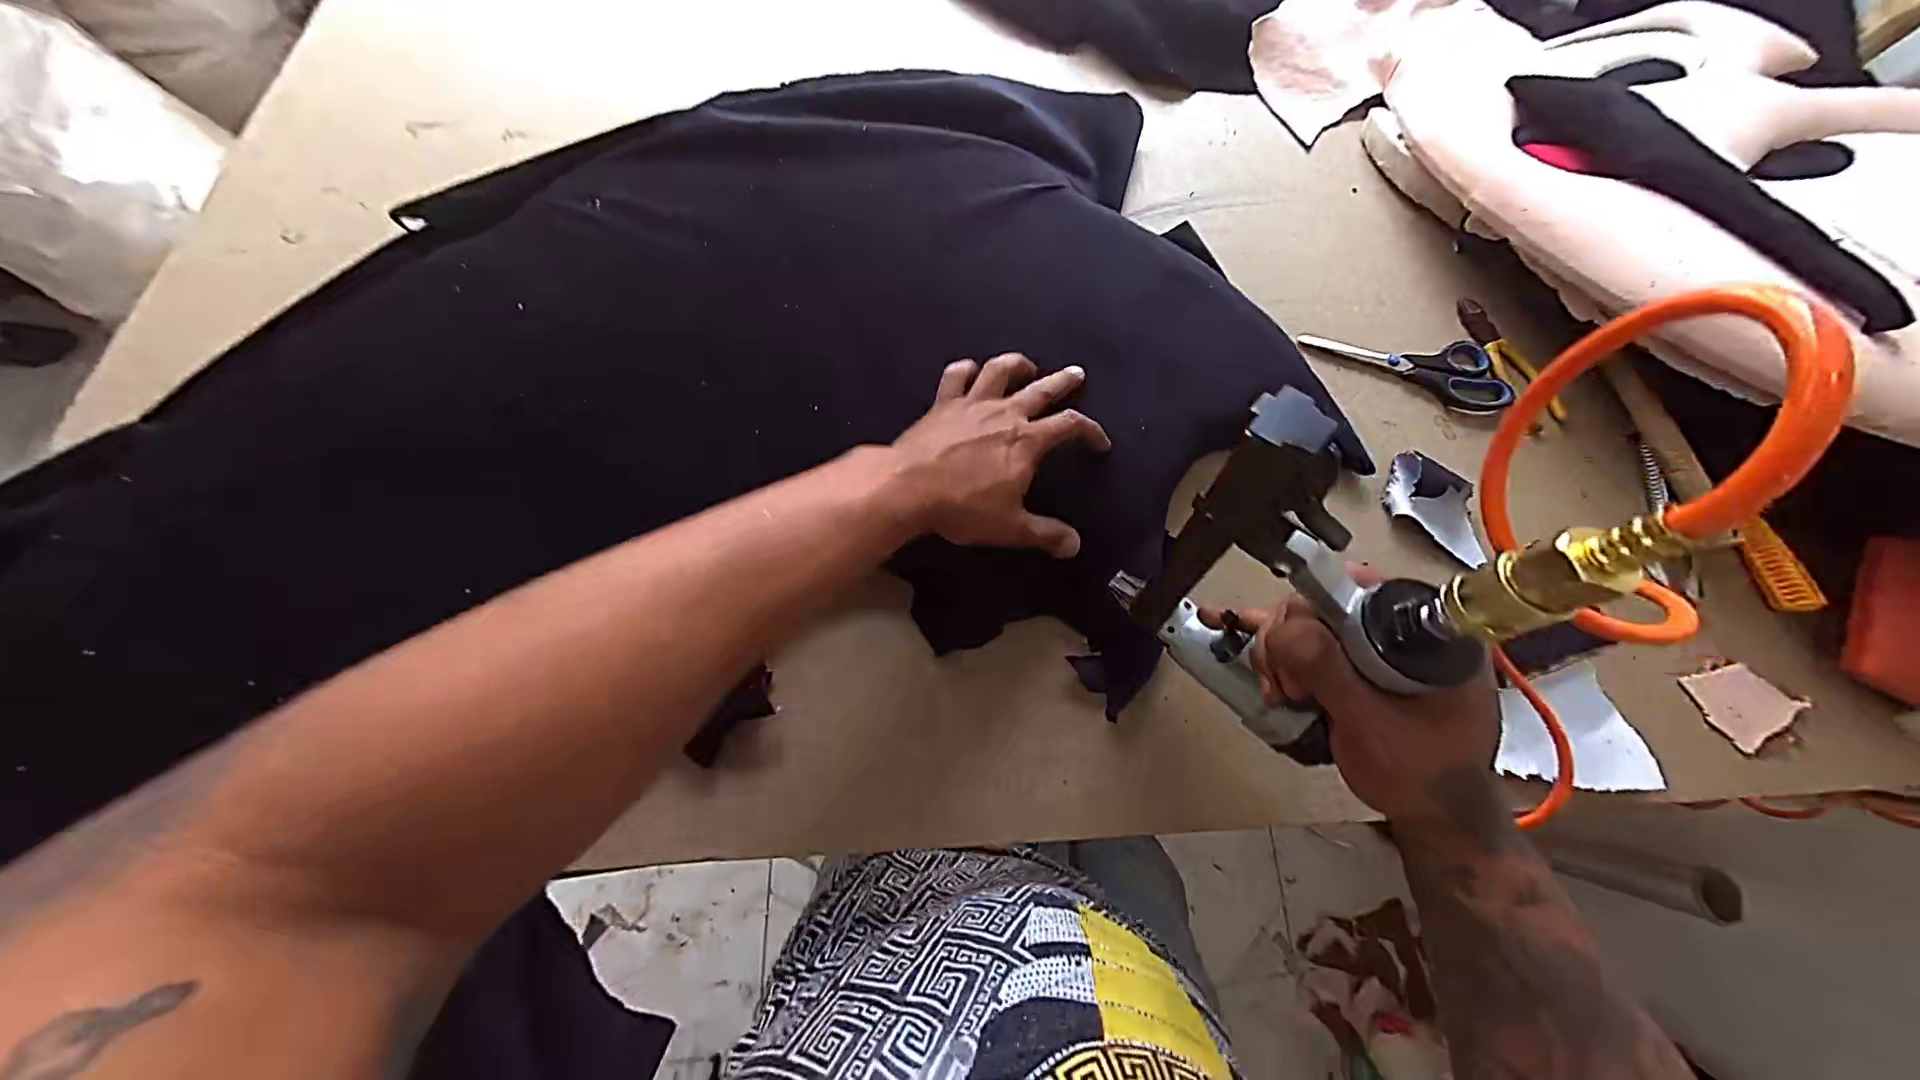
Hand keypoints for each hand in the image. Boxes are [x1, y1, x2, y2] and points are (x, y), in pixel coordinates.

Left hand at [888, 353, 1110, 557]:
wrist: (907, 488)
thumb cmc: (962, 507)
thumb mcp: (1010, 528)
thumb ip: (1045, 534)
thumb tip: (1073, 544)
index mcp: (1026, 441)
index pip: (1070, 425)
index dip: (1090, 430)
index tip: (1098, 441)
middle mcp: (1003, 413)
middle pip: (1042, 388)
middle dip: (1063, 381)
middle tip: (1076, 374)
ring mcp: (971, 404)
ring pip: (1000, 371)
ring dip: (1017, 364)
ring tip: (1027, 365)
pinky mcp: (942, 404)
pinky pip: (956, 376)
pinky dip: (966, 370)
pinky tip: (970, 371)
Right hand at [1204, 568, 1503, 826]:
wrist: (1432, 811)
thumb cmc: (1420, 774)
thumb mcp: (1374, 726)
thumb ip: (1332, 674)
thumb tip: (1286, 627)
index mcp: (1424, 632)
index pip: (1354, 589)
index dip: (1312, 616)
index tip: (1294, 661)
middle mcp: (1394, 627)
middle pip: (1316, 602)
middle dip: (1285, 642)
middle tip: (1288, 688)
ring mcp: (1365, 642)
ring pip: (1297, 619)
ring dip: (1273, 653)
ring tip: (1280, 693)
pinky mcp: (1342, 658)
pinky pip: (1296, 636)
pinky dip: (1265, 639)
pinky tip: (1225, 624)